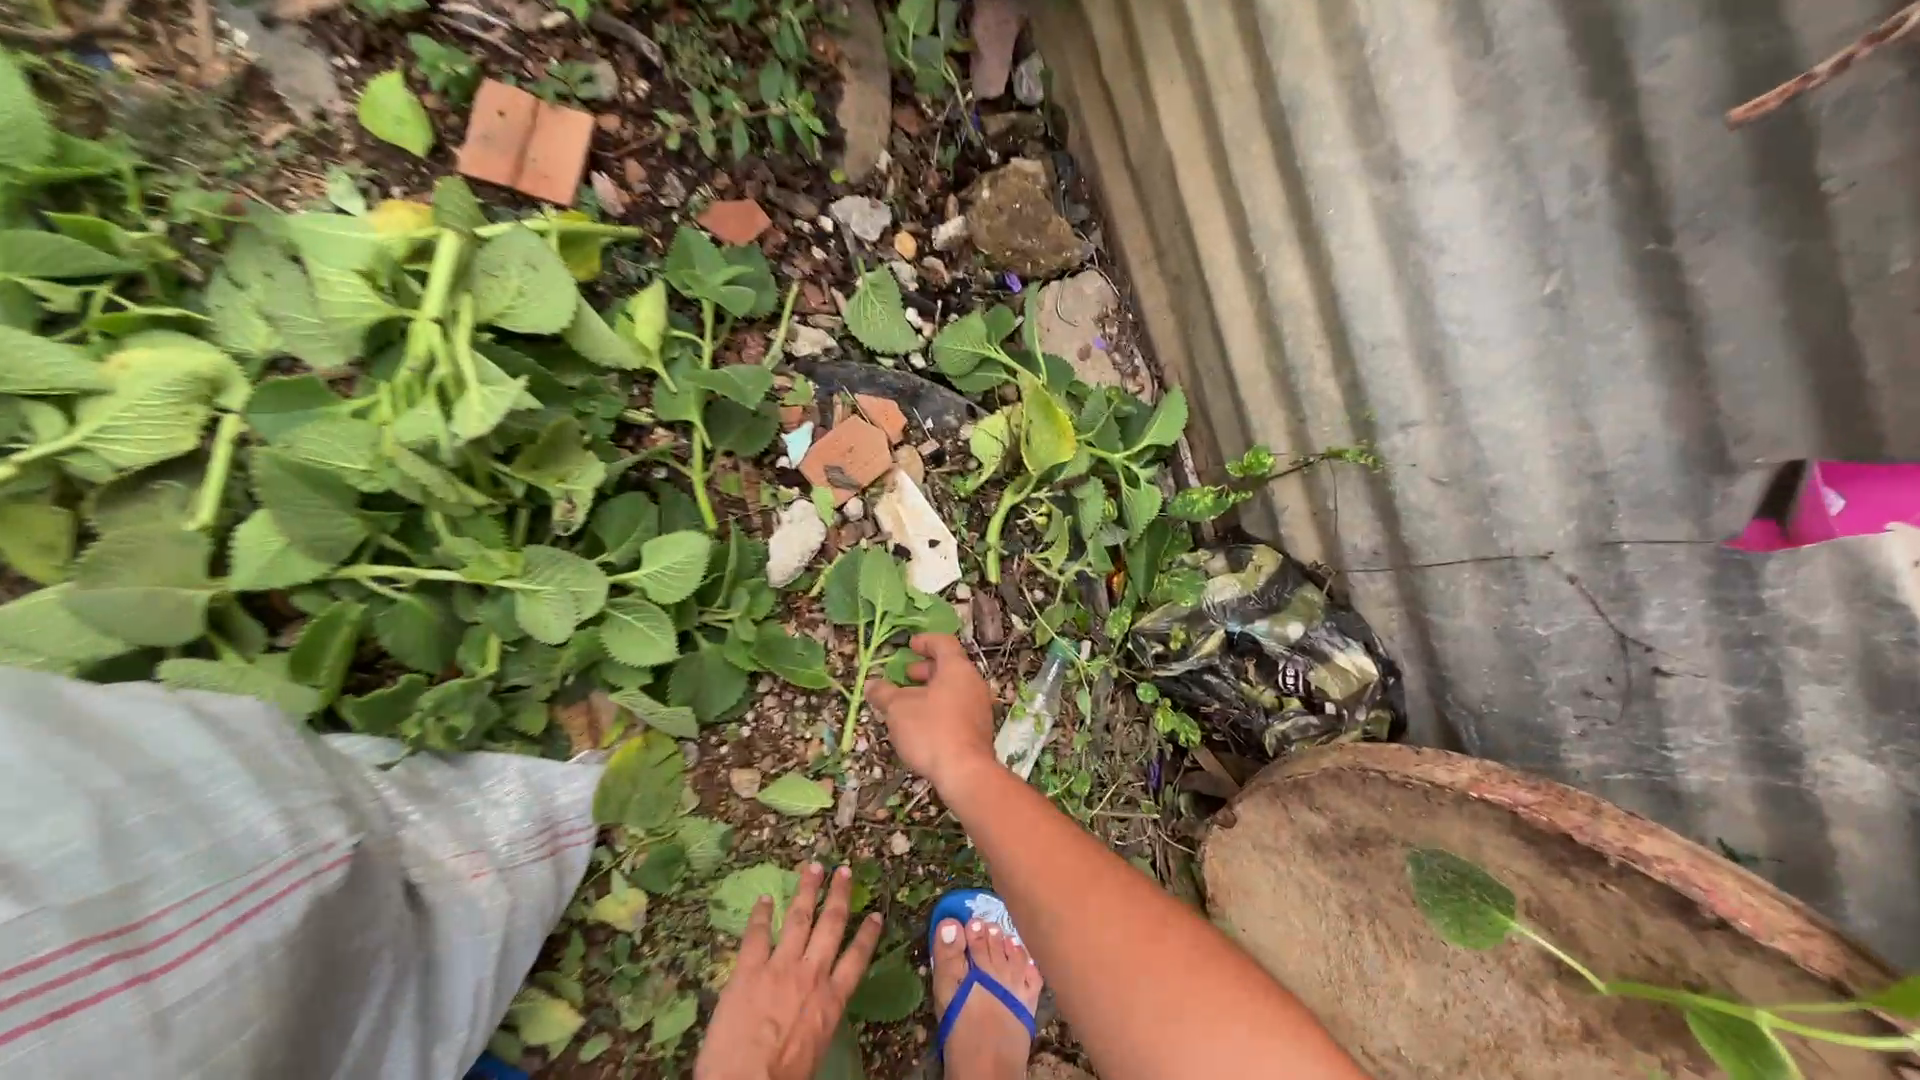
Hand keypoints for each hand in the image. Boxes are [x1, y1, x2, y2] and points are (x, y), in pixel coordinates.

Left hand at [694, 862, 881, 1079]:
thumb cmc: (785, 1079)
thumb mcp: (816, 1050)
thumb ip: (820, 1021)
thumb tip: (819, 1016)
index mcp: (832, 1001)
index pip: (857, 959)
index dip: (867, 934)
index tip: (875, 914)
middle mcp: (811, 976)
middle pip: (831, 926)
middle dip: (839, 895)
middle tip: (844, 871)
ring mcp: (779, 968)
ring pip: (799, 919)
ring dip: (807, 891)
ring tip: (813, 867)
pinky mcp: (748, 970)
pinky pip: (757, 935)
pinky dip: (762, 915)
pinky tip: (765, 898)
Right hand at [866, 634, 997, 794]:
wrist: (965, 772)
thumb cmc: (931, 730)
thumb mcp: (898, 709)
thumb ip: (884, 693)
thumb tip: (872, 684)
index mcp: (957, 669)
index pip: (944, 643)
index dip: (926, 641)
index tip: (910, 645)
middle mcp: (973, 683)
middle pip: (949, 667)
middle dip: (925, 670)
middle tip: (906, 676)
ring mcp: (979, 708)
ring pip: (953, 690)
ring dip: (930, 691)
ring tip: (908, 703)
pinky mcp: (979, 730)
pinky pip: (958, 709)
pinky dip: (940, 708)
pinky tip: (922, 725)